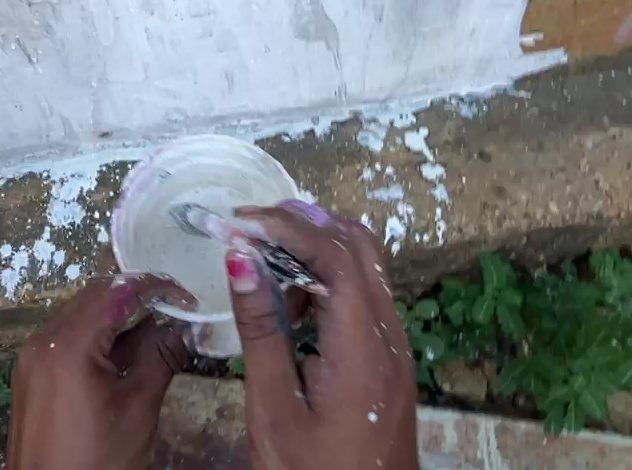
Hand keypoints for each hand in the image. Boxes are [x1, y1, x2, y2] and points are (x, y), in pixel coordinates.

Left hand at [7, 274, 195, 469]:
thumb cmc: (98, 464)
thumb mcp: (137, 411)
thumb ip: (159, 358)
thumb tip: (181, 327)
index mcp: (68, 344)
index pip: (114, 292)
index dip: (152, 287)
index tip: (185, 296)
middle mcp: (43, 339)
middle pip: (93, 297)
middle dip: (134, 297)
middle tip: (173, 308)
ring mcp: (32, 356)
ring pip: (79, 315)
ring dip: (116, 315)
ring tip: (155, 327)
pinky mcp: (31, 374)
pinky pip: (67, 337)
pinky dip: (96, 335)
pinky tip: (124, 350)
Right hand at [228, 200, 419, 469]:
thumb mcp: (275, 409)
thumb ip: (260, 329)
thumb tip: (239, 257)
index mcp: (363, 347)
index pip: (333, 255)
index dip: (285, 226)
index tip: (238, 222)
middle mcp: (389, 336)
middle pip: (358, 246)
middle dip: (303, 222)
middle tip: (251, 224)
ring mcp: (394, 346)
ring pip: (365, 264)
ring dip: (316, 243)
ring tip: (264, 251)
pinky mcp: (388, 358)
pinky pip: (363, 291)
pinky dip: (327, 272)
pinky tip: (290, 295)